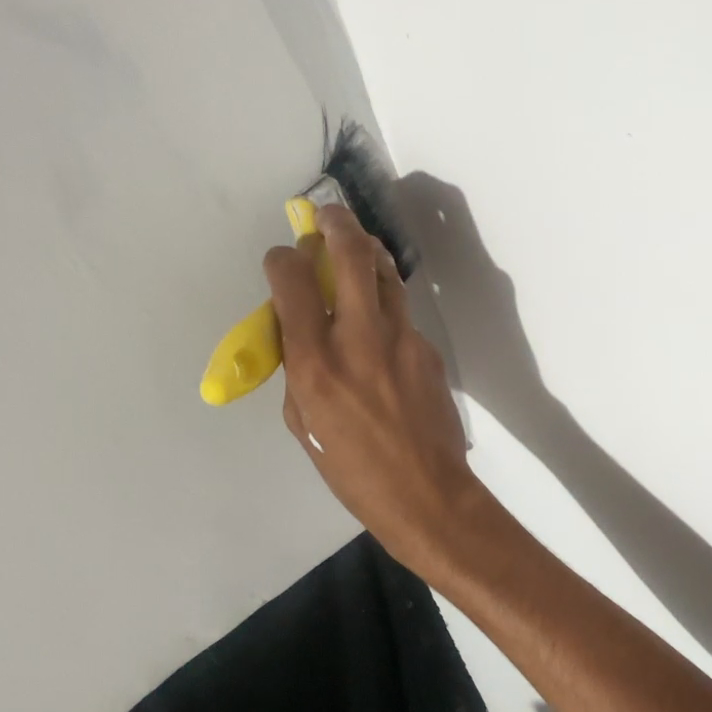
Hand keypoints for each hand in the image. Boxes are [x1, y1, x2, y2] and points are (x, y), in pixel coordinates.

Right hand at [265, 204, 482, 569]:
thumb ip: (299, 374)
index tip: (283, 260)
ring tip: (357, 251)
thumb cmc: (355, 474)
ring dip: (369, 252)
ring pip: (387, 274)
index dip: (282, 259)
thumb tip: (301, 339)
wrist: (427, 495)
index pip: (291, 280)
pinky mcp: (429, 352)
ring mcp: (401, 341)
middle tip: (327, 216)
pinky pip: (404, 315)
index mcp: (316, 363)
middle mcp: (359, 339)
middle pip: (350, 254)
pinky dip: (388, 306)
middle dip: (335, 223)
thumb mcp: (306, 427)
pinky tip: (383, 327)